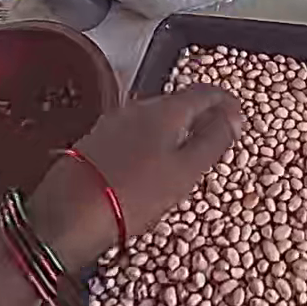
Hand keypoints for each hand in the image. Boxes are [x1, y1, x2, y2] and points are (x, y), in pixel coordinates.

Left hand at [27, 85, 243, 267]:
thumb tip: (234, 115)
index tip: (238, 117)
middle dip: (202, 114)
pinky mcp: (98, 140)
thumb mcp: (185, 171)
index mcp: (165, 109)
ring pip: (156, 116)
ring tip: (189, 150)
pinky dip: (155, 139)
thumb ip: (213, 140)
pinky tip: (154, 161)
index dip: (226, 101)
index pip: (205, 92)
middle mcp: (139, 107)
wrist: (67, 214)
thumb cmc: (135, 193)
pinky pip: (137, 131)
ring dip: (178, 127)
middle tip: (218, 135)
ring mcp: (114, 122)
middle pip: (179, 102)